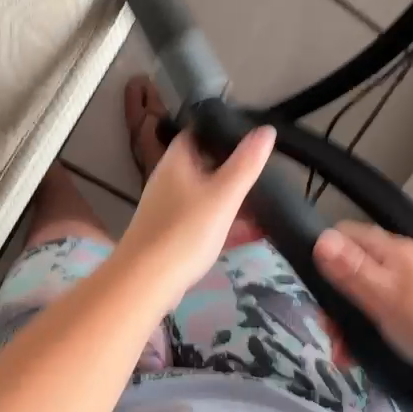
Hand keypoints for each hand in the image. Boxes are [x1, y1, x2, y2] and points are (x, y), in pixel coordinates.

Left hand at [118, 126, 275, 296]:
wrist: (145, 282)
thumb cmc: (184, 232)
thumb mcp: (223, 196)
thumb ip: (246, 164)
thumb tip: (266, 130)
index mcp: (177, 161)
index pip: (199, 131)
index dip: (223, 129)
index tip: (253, 134)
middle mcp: (169, 180)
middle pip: (205, 165)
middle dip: (235, 168)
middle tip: (267, 172)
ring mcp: (168, 209)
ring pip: (207, 195)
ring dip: (233, 199)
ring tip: (267, 203)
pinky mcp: (172, 235)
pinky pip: (204, 221)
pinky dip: (226, 223)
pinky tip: (253, 233)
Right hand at [313, 221, 412, 380]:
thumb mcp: (383, 296)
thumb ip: (351, 270)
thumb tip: (320, 240)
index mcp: (391, 252)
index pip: (345, 235)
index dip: (323, 254)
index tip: (312, 286)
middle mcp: (399, 262)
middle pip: (350, 270)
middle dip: (333, 301)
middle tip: (328, 330)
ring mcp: (408, 286)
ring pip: (362, 296)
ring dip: (346, 322)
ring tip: (342, 351)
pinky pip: (378, 313)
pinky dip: (364, 331)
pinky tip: (359, 353)